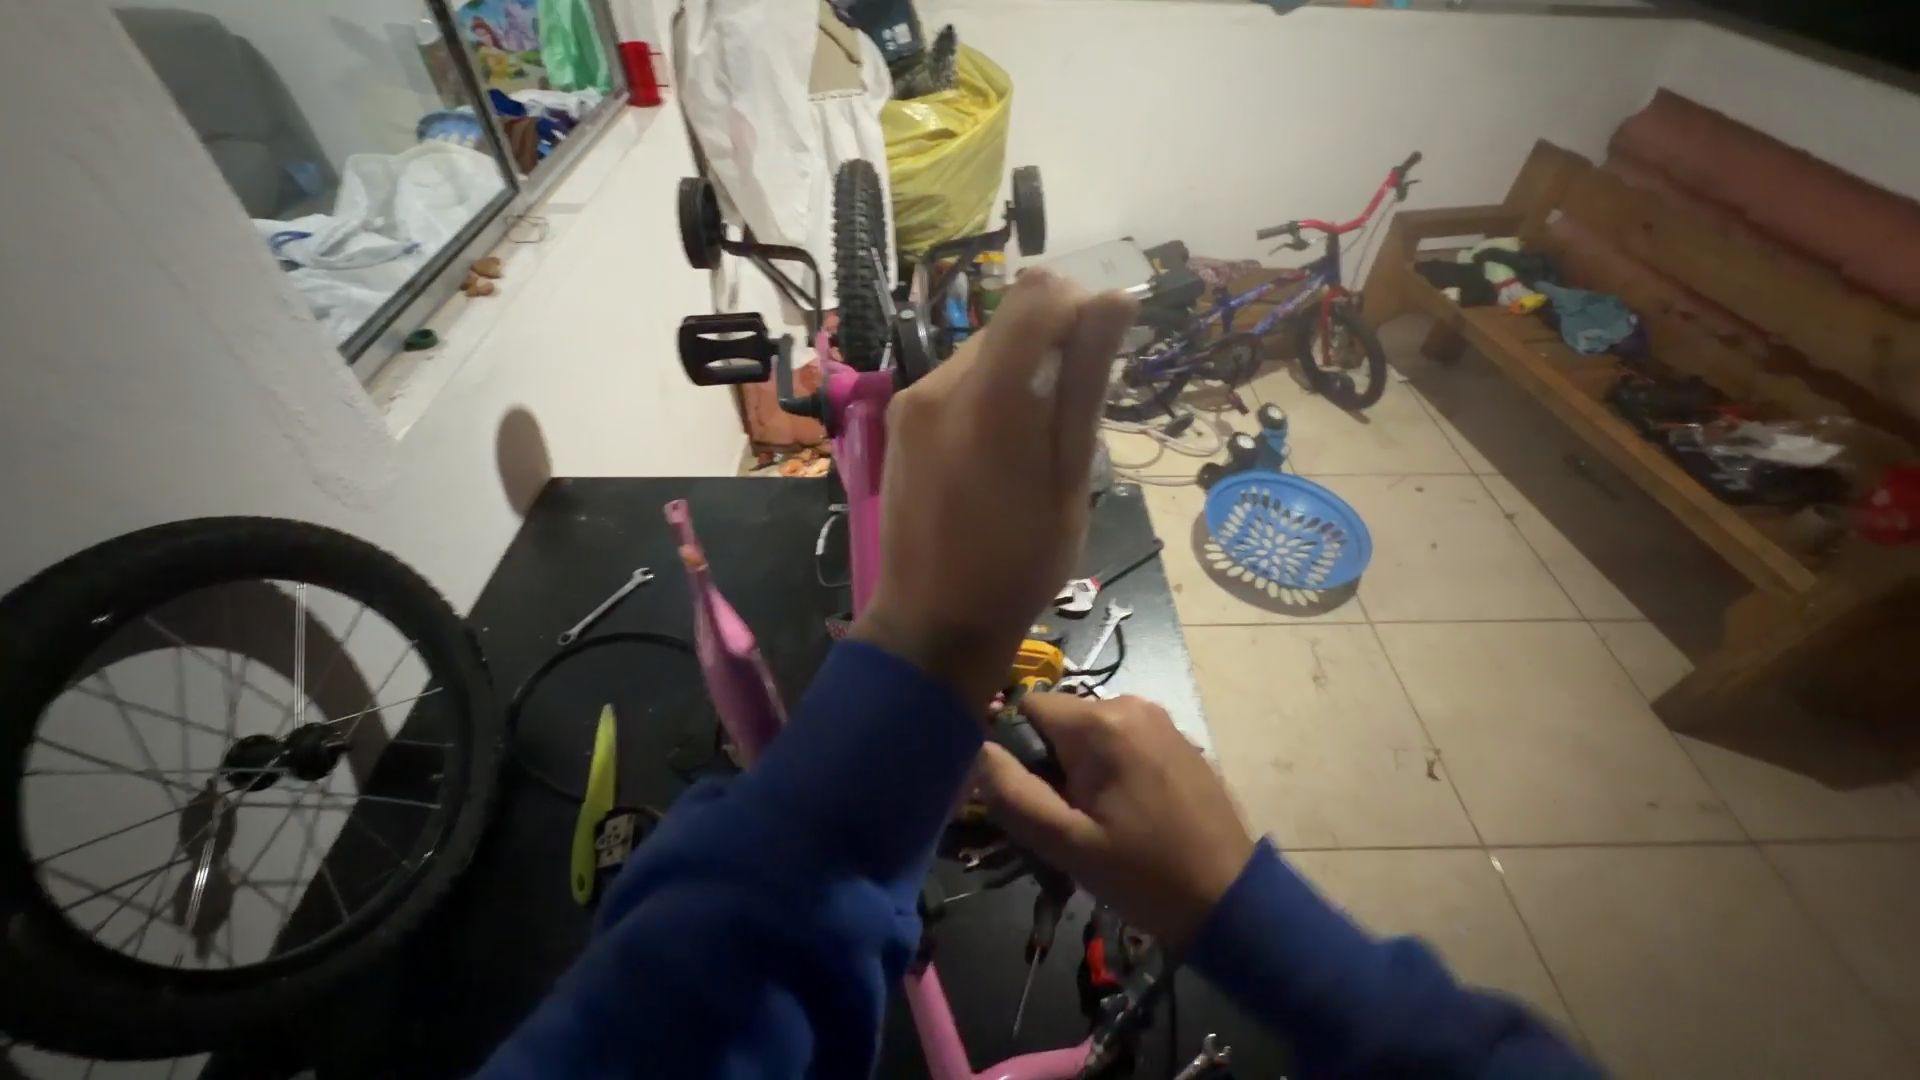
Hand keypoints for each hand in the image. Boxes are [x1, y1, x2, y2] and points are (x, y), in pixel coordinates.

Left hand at [851, 271, 1135, 708]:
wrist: (932, 622)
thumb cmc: (1017, 565)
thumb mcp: (1069, 480)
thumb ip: (1084, 385)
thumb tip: (1114, 301)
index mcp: (988, 398)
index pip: (1037, 295)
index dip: (1079, 305)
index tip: (1099, 350)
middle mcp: (938, 384)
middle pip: (1009, 325)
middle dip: (1050, 350)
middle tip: (1069, 422)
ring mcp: (910, 402)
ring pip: (983, 354)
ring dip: (1020, 377)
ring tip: (1033, 449)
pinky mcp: (899, 422)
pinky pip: (957, 385)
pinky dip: (989, 398)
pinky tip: (997, 457)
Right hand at [976, 692, 1255, 944]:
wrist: (1231, 899)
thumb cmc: (1145, 875)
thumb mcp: (1068, 844)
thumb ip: (1013, 793)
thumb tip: (976, 750)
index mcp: (1102, 723)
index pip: (1028, 707)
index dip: (1016, 748)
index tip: (1032, 795)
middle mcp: (1130, 704)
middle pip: (1059, 720)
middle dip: (1049, 761)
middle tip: (1066, 818)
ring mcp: (1159, 719)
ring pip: (1089, 731)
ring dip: (1079, 766)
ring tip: (1096, 819)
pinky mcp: (1176, 738)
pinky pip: (1121, 739)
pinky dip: (1109, 766)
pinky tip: (1126, 811)